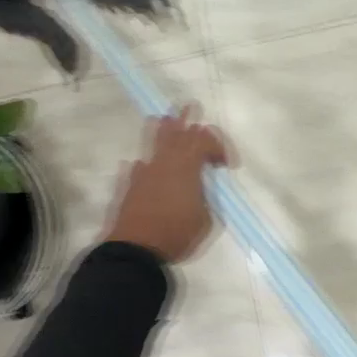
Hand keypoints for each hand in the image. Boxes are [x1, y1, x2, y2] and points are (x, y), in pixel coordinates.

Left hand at [103, 106, 230, 263]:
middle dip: (190, 120)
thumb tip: (198, 187)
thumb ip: (204, 196)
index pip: (205, 139)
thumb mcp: (205, 219)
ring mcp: (144, 168)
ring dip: (165, 126)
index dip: (219, 146)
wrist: (136, 248)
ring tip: (169, 119)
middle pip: (178, 128)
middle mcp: (165, 159)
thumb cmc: (176, 234)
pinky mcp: (130, 182)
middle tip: (194, 109)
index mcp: (187, 165)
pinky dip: (149, 161)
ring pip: (154, 136)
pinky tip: (148, 167)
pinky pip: (140, 163)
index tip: (226, 165)